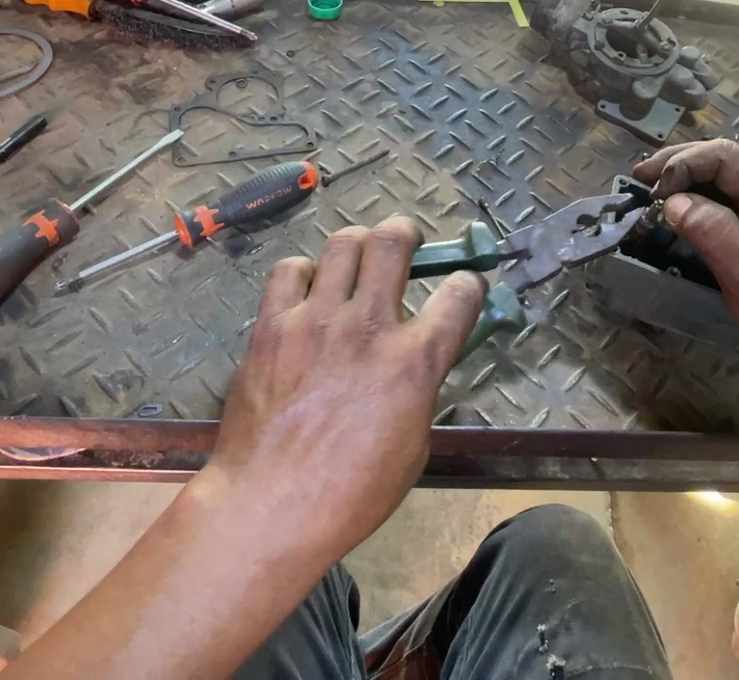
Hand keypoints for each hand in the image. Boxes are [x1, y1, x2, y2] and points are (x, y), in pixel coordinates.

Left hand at [207, 217, 486, 557]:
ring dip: (358, 244)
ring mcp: (316, 319)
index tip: (462, 288)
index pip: (460, 296)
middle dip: (406, 233)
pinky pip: (289, 270)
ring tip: (357, 257)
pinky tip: (306, 291)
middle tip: (404, 242)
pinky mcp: (272, 324)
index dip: (467, 286)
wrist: (270, 506)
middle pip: (393, 243)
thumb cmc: (351, 493)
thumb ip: (417, 389)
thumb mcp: (413, 445)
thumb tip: (415, 362)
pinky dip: (304, 273)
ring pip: (343, 244)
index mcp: (414, 361)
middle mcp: (369, 326)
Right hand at [633, 140, 738, 375]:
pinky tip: (689, 208)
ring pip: (731, 177)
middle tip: (643, 176)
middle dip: (682, 161)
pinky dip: (706, 196)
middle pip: (727, 158)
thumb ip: (710, 230)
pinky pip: (736, 199)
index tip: (652, 189)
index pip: (723, 157)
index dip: (682, 164)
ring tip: (659, 186)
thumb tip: (672, 201)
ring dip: (693, 176)